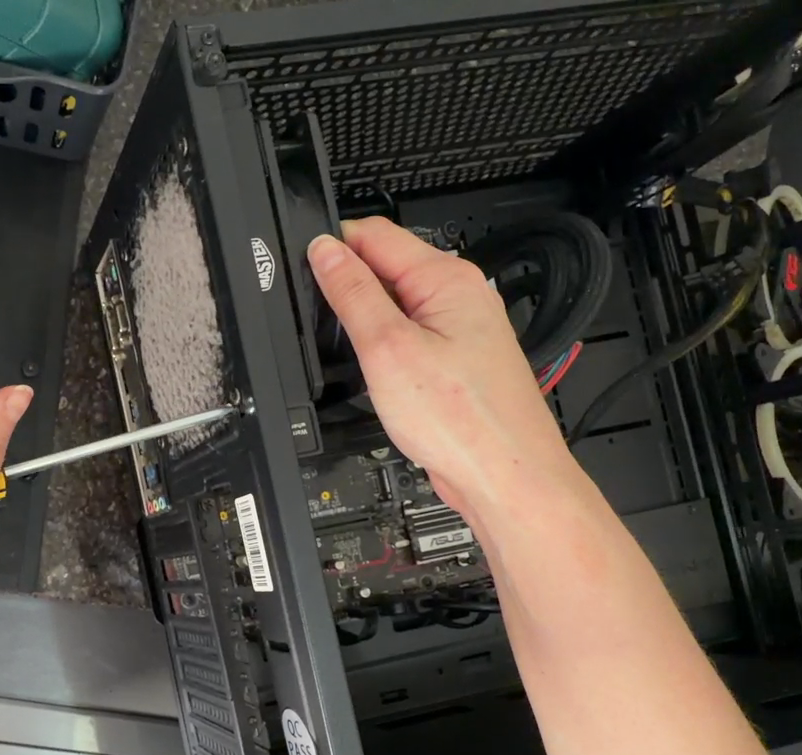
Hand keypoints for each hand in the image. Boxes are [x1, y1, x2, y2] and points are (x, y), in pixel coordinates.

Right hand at [307, 220, 571, 514]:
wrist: (501, 472)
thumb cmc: (461, 418)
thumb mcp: (387, 348)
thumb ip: (353, 295)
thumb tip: (324, 251)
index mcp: (446, 279)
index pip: (375, 235)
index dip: (332, 247)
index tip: (300, 268)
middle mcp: (459, 296)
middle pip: (385, 266)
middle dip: (346, 282)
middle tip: (315, 315)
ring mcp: (458, 328)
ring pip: (394, 303)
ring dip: (362, 315)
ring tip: (342, 343)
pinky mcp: (453, 359)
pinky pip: (406, 333)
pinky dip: (381, 343)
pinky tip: (371, 367)